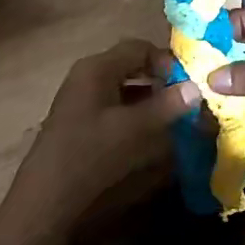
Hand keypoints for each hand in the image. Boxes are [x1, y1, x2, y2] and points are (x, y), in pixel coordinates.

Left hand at [0, 40, 198, 241]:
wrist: (47, 196)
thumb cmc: (91, 154)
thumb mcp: (135, 129)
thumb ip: (167, 106)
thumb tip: (196, 87)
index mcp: (97, 68)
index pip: (139, 48)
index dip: (167, 61)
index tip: (189, 83)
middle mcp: (87, 75)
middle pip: (131, 65)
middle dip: (160, 79)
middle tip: (185, 99)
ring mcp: (81, 98)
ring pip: (124, 86)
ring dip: (150, 97)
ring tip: (173, 116)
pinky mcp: (80, 119)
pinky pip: (114, 104)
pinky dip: (135, 111)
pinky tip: (150, 131)